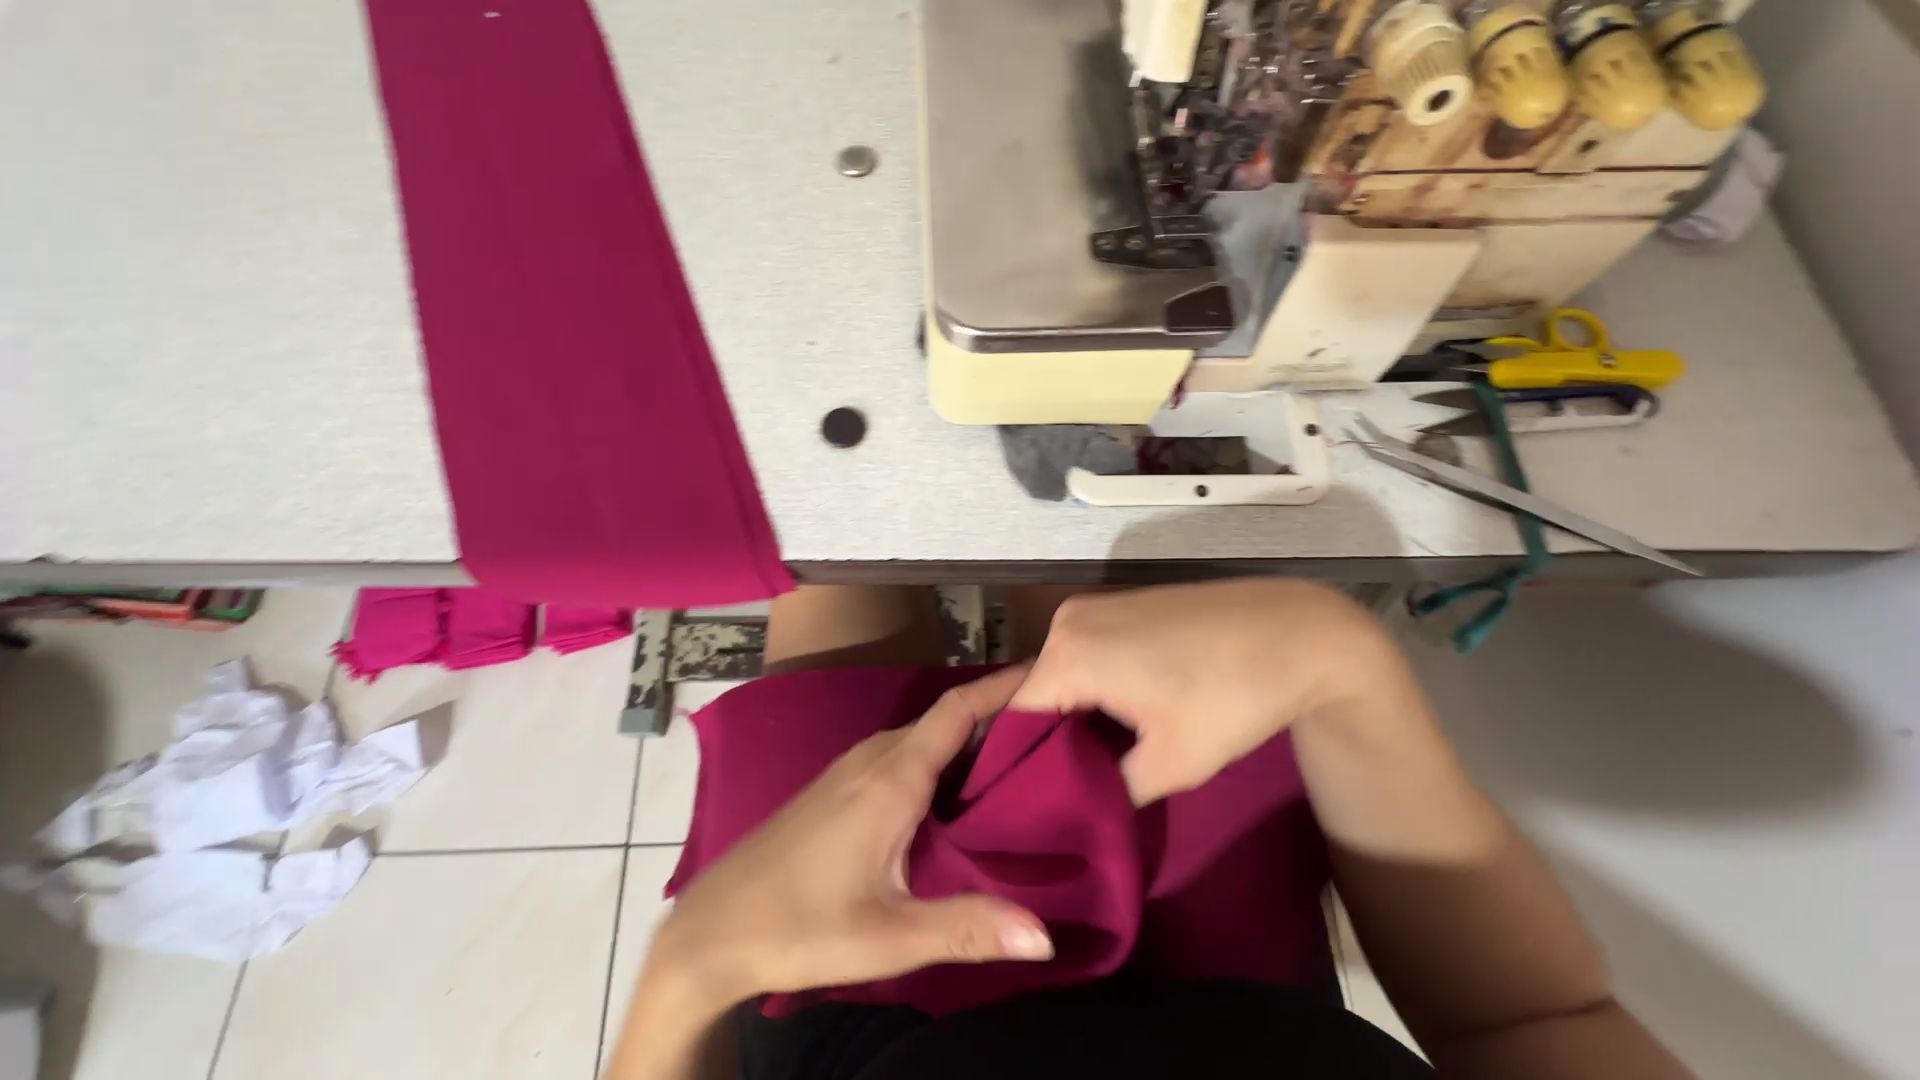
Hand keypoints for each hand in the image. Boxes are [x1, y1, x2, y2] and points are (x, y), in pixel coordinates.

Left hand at [645, 666, 1054, 1011]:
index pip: (956, 711)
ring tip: (1018, 758)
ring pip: (919, 739)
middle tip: (1054, 728)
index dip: (1002, 687)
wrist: (709, 931)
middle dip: (997, 714)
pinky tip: (955, 795)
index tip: (1049, 673)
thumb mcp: (888, 937)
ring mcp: (847, 772)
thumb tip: (1045, 935)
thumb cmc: (798, 926)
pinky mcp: (834, 791)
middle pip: (943, 720)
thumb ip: (966, 928)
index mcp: (890, 778)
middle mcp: (870, 760)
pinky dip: (937, 758)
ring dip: (966, 738)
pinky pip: (899, 756)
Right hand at [1010, 580, 1415, 805]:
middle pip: (1034, 694)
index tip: (1028, 809)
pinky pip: (1082, 653)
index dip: (1018, 767)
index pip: (1015, 719)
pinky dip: (1089, 688)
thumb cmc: (1234, 698)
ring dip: (1069, 716)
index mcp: (1070, 654)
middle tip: (1059, 794)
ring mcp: (1092, 606)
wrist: (1299, 631)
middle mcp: (1067, 621)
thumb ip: (1110, 791)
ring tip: (1085, 764)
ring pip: (1059, 674)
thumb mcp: (1173, 764)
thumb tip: (1078, 809)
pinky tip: (1112, 722)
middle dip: (1045, 743)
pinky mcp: (1117, 604)